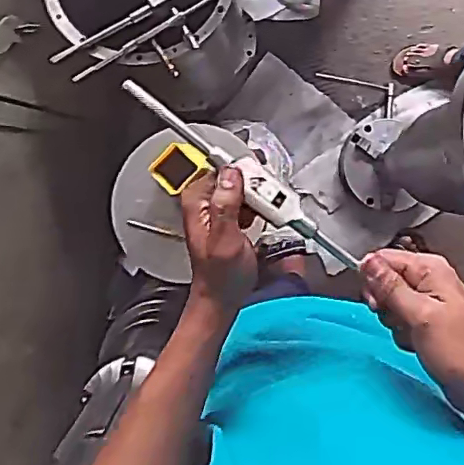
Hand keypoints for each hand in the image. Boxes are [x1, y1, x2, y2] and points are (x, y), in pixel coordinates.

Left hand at [178, 166, 257, 311]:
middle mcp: (204, 201)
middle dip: (254, 184)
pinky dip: (259, 203)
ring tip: (267, 208)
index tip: (259, 180)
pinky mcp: (229, 214)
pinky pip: (247, 197)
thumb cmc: (220, 277)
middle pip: (234, 174)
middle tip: (265, 199)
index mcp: (196, 202)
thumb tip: (231, 175)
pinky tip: (263, 214)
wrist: (223, 297)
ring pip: (243, 184)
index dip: (242, 170)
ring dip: (259, 194)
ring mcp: (217, 207)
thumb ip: (226, 206)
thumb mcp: (225, 240)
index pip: (220, 168)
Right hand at [361, 249, 463, 402]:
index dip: (373, 278)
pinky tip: (416, 343)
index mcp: (431, 268)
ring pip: (391, 302)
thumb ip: (391, 287)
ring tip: (412, 333)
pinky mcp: (427, 320)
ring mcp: (429, 301)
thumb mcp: (420, 315)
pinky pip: (400, 320)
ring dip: (394, 321)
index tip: (374, 300)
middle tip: (398, 319)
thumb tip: (368, 262)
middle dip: (384, 302)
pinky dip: (402, 333)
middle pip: (386, 278)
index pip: (385, 257)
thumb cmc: (461, 352)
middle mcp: (430, 279)